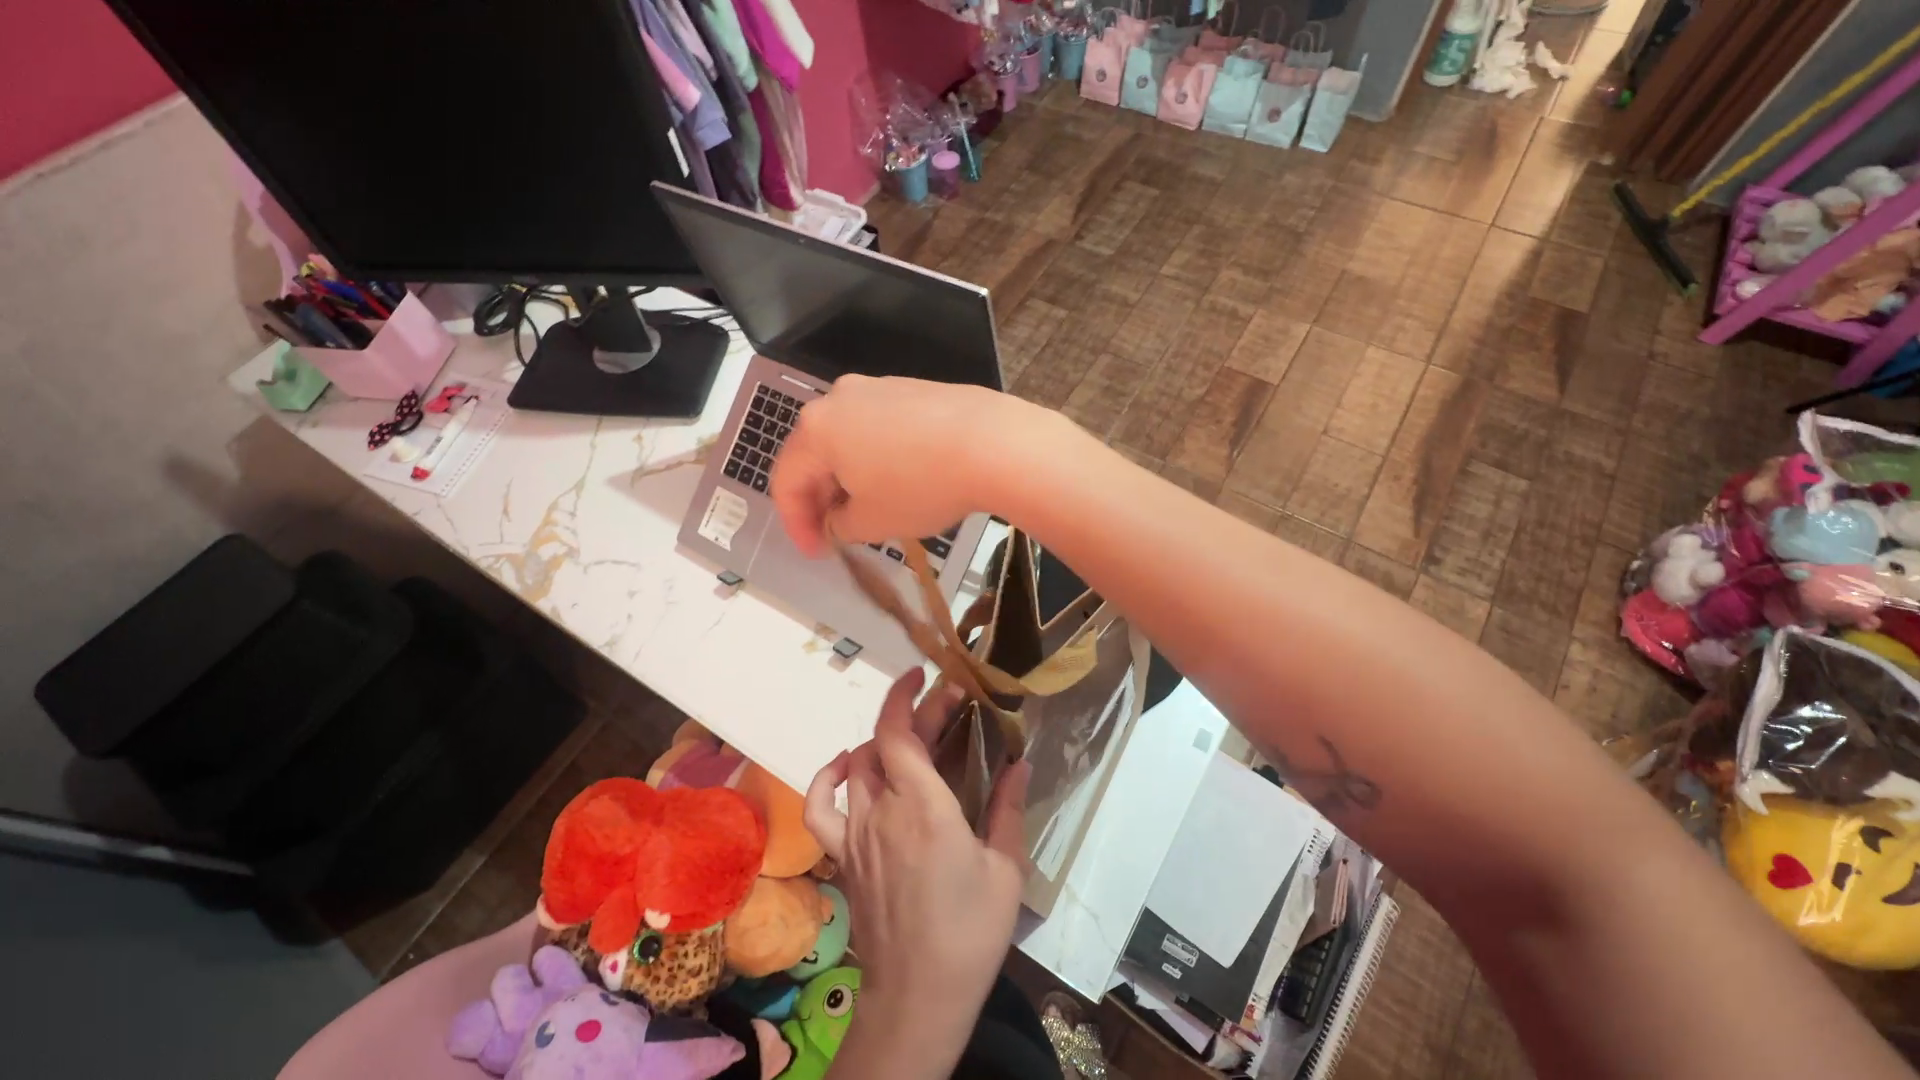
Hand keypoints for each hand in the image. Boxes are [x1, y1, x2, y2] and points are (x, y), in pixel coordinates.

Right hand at [771, 375, 1066, 556]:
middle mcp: (839, 397)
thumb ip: (840, 525)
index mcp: (816, 429)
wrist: (993, 442)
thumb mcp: (873, 522)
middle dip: (821, 497)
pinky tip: (902, 480)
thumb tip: (840, 517)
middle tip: (837, 532)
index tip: (817, 552)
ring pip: (847, 438)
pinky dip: (878, 456)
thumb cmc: (921, 486)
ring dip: (849, 476)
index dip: (796, 524)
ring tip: (871, 509)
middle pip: (814, 454)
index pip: (786, 481)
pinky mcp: (912, 388)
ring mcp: (878, 388)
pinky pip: (880, 427)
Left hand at [803, 669, 1030, 1071]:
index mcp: (924, 807)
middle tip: (944, 707)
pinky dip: (827, 780)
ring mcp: (855, 834)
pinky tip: (845, 769)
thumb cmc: (970, 932)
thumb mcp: (1006, 870)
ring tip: (909, 740)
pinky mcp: (843, 858)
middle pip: (882, 744)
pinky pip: (822, 808)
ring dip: (879, 743)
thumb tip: (1018, 763)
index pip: (900, 733)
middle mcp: (882, 810)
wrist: (919, 994)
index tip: (926, 677)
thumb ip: (1007, 810)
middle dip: (911, 715)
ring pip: (856, 768)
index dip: (907, 696)